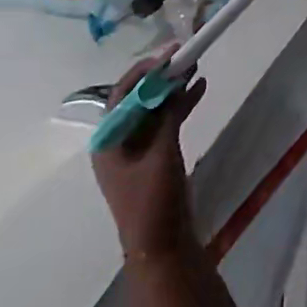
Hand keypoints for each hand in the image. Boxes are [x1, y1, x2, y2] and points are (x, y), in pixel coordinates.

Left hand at [91, 47, 208, 257]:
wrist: (163, 251)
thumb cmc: (153, 202)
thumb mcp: (161, 155)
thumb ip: (167, 116)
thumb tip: (173, 82)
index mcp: (108, 140)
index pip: (122, 93)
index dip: (145, 71)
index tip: (168, 55)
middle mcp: (119, 141)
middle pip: (138, 99)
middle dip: (161, 77)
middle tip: (184, 55)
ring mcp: (138, 150)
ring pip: (154, 109)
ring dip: (173, 90)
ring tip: (195, 67)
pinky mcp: (155, 159)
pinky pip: (166, 124)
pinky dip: (181, 108)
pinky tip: (199, 90)